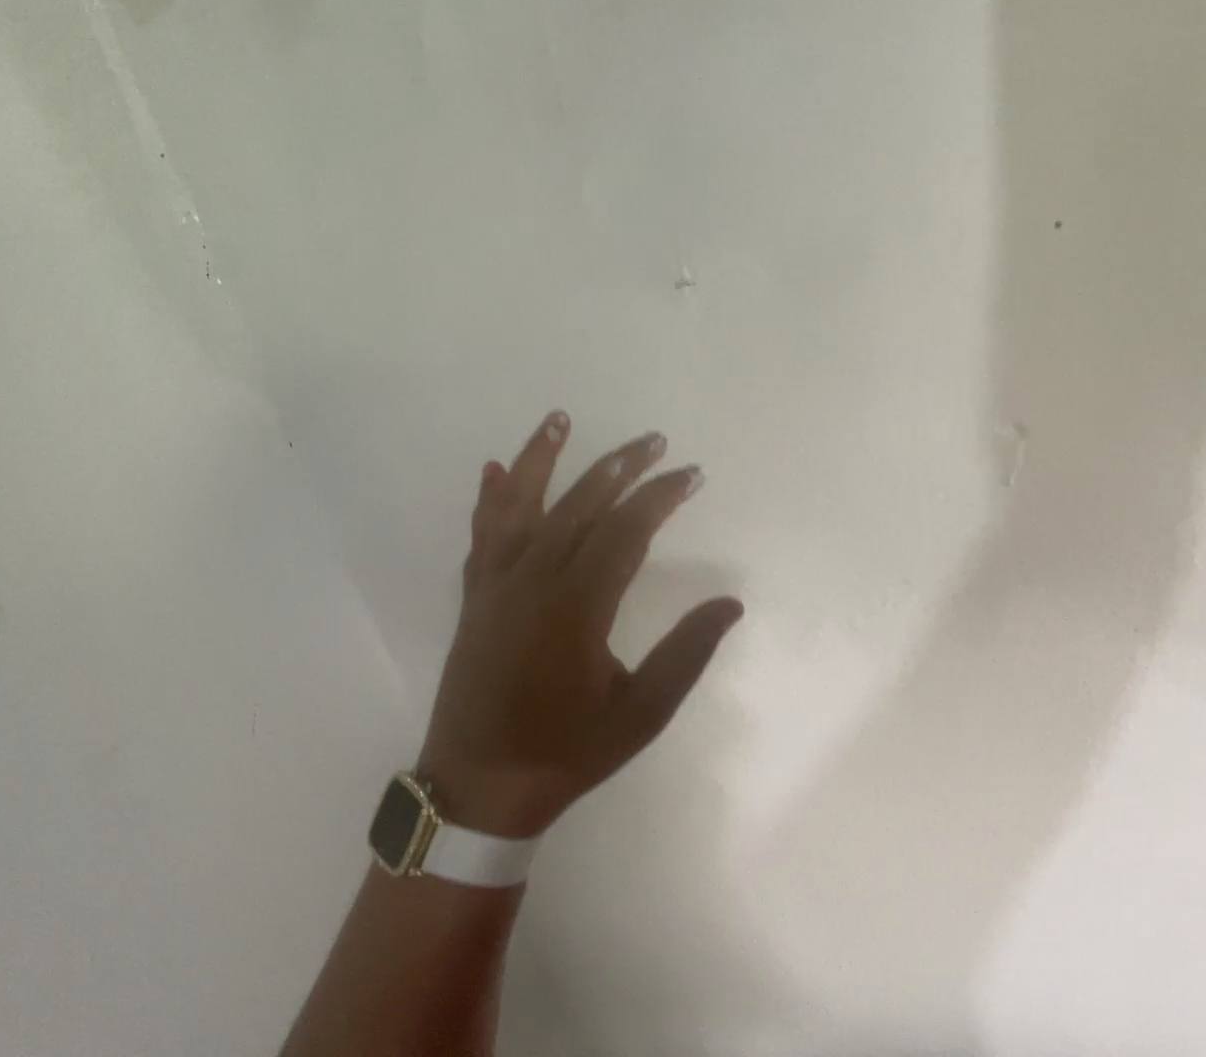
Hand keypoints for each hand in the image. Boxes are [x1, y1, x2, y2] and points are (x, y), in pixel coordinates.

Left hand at [416, 412, 742, 837]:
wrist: (478, 786)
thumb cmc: (567, 752)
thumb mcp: (641, 713)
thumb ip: (686, 653)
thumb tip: (729, 603)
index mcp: (578, 604)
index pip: (627, 530)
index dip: (662, 497)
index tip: (691, 474)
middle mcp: (533, 579)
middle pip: (580, 505)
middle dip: (619, 467)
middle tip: (652, 440)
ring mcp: (497, 586)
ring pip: (520, 505)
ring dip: (541, 459)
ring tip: (559, 419)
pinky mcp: (475, 599)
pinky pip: (481, 536)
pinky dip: (489, 500)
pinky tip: (491, 470)